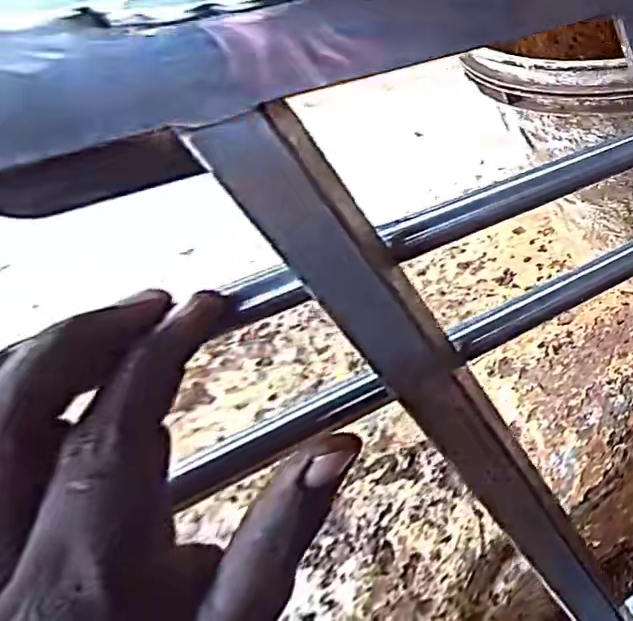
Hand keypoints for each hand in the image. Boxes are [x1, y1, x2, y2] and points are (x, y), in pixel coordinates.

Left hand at [0, 292, 359, 620]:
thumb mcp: (235, 619)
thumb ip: (282, 535)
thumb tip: (338, 449)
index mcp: (79, 578)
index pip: (107, 436)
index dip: (153, 357)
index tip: (196, 310)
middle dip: (74, 346)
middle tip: (142, 307)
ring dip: (21, 368)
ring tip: (92, 333)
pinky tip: (34, 390)